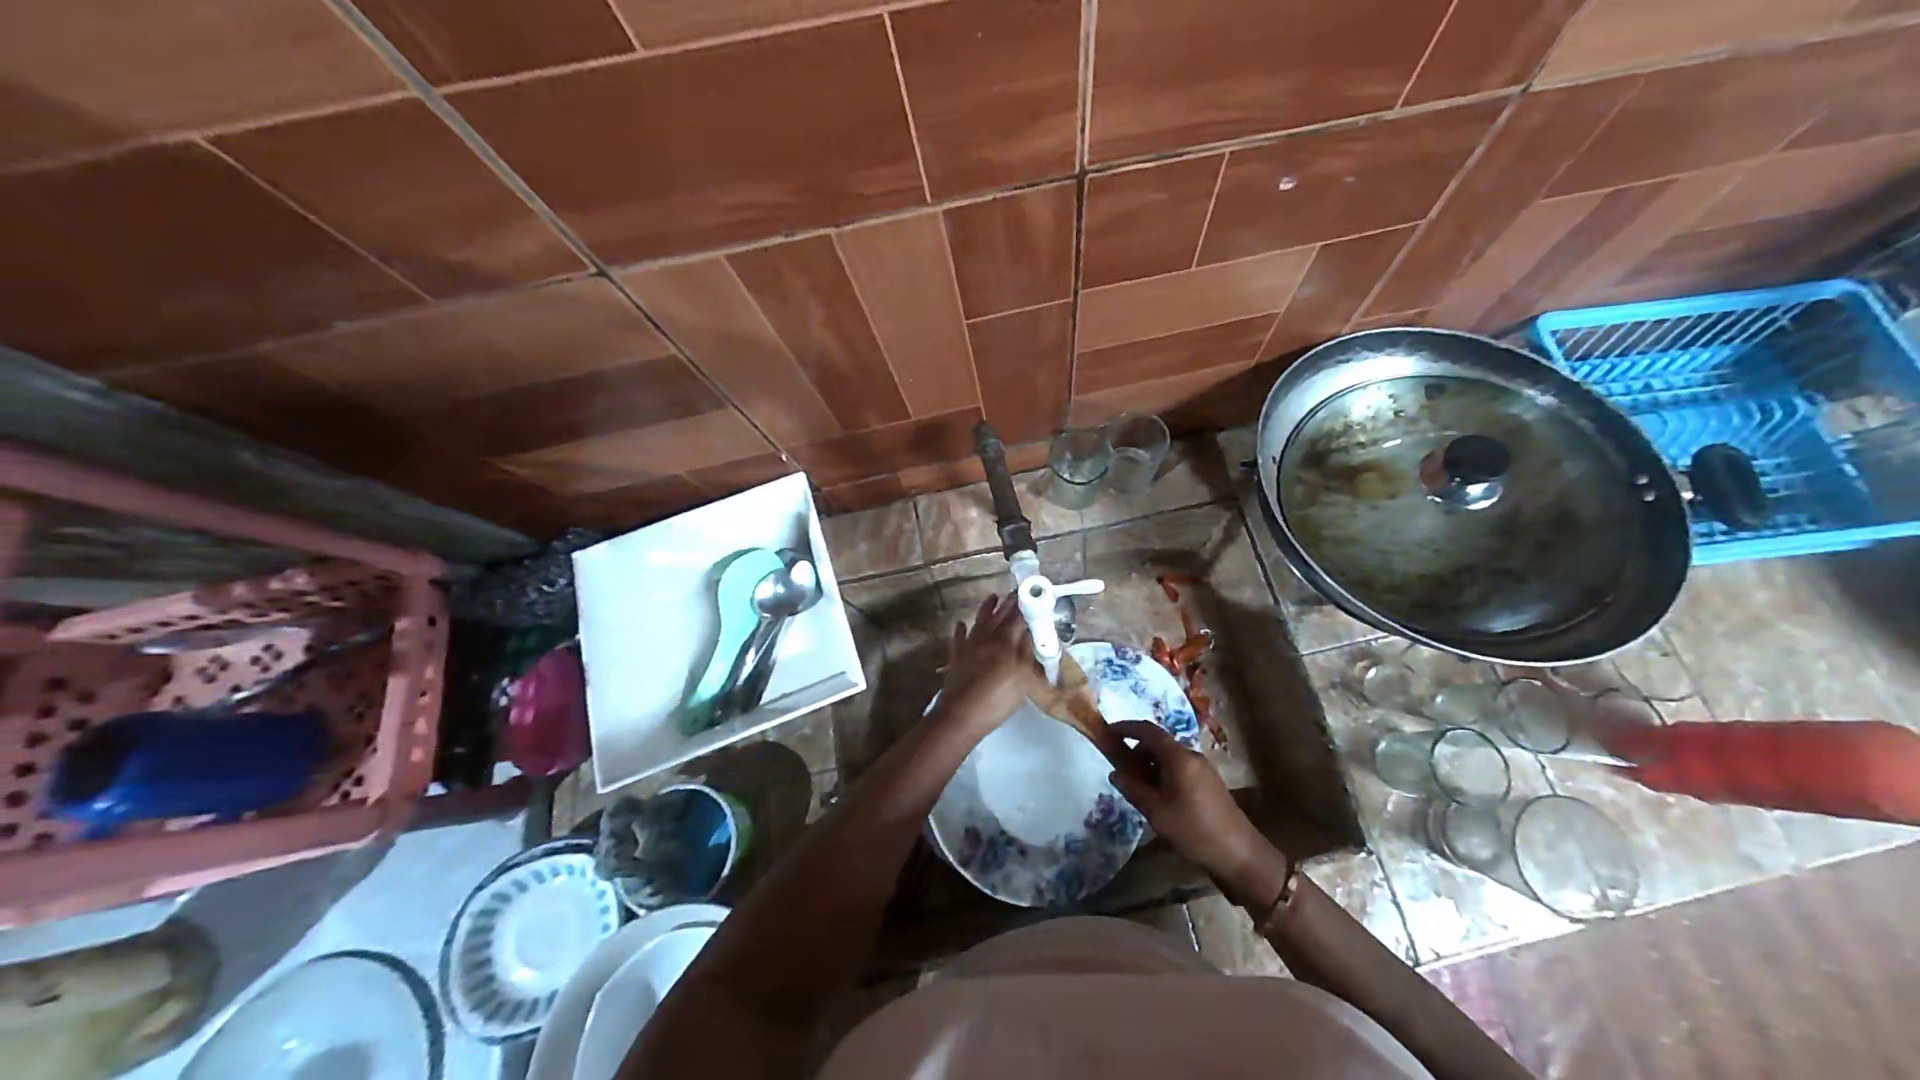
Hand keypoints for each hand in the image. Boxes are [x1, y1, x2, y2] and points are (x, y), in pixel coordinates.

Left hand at [932, 593, 1041, 737]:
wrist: (961, 715)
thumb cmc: (997, 699)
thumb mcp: (1023, 678)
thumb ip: (1027, 652)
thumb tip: (1030, 632)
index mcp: (1006, 642)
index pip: (1019, 617)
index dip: (1027, 605)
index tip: (1033, 594)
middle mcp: (987, 638)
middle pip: (1000, 616)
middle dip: (1010, 603)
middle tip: (1016, 592)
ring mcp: (969, 646)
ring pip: (980, 621)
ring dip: (987, 608)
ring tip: (992, 596)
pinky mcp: (957, 656)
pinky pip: (959, 638)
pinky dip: (961, 629)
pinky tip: (961, 624)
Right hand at [1108, 721, 1283, 890]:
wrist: (1240, 855)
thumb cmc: (1194, 830)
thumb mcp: (1157, 812)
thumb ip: (1133, 789)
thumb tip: (1115, 773)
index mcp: (1179, 757)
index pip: (1148, 731)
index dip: (1126, 728)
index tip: (1108, 733)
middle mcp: (1192, 756)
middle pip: (1158, 744)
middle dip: (1136, 752)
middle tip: (1121, 772)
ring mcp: (1203, 770)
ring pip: (1168, 758)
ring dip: (1149, 766)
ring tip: (1137, 790)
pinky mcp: (1208, 784)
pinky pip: (1179, 770)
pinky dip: (1163, 776)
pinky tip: (1157, 799)